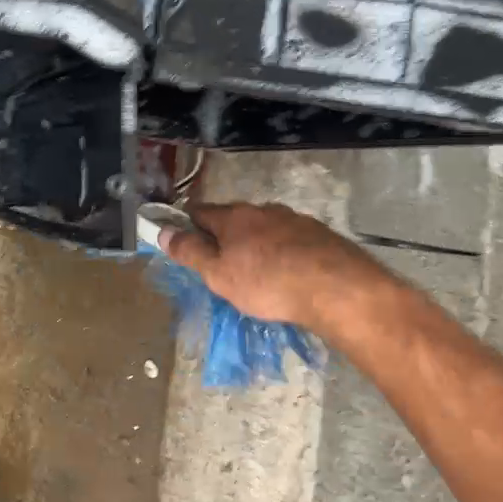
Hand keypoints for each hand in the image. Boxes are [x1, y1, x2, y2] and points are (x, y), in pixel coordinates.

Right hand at [159, 203, 398, 330]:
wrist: (340, 291)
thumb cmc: (268, 283)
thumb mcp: (218, 274)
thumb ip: (189, 251)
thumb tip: (162, 231)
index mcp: (232, 217)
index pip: (199, 211)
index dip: (188, 225)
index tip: (186, 242)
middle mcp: (262, 210)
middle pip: (234, 218)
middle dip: (226, 235)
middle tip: (224, 263)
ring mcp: (296, 220)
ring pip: (266, 228)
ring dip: (258, 243)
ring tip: (262, 271)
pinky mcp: (323, 236)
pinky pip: (294, 240)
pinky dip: (286, 252)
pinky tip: (292, 273)